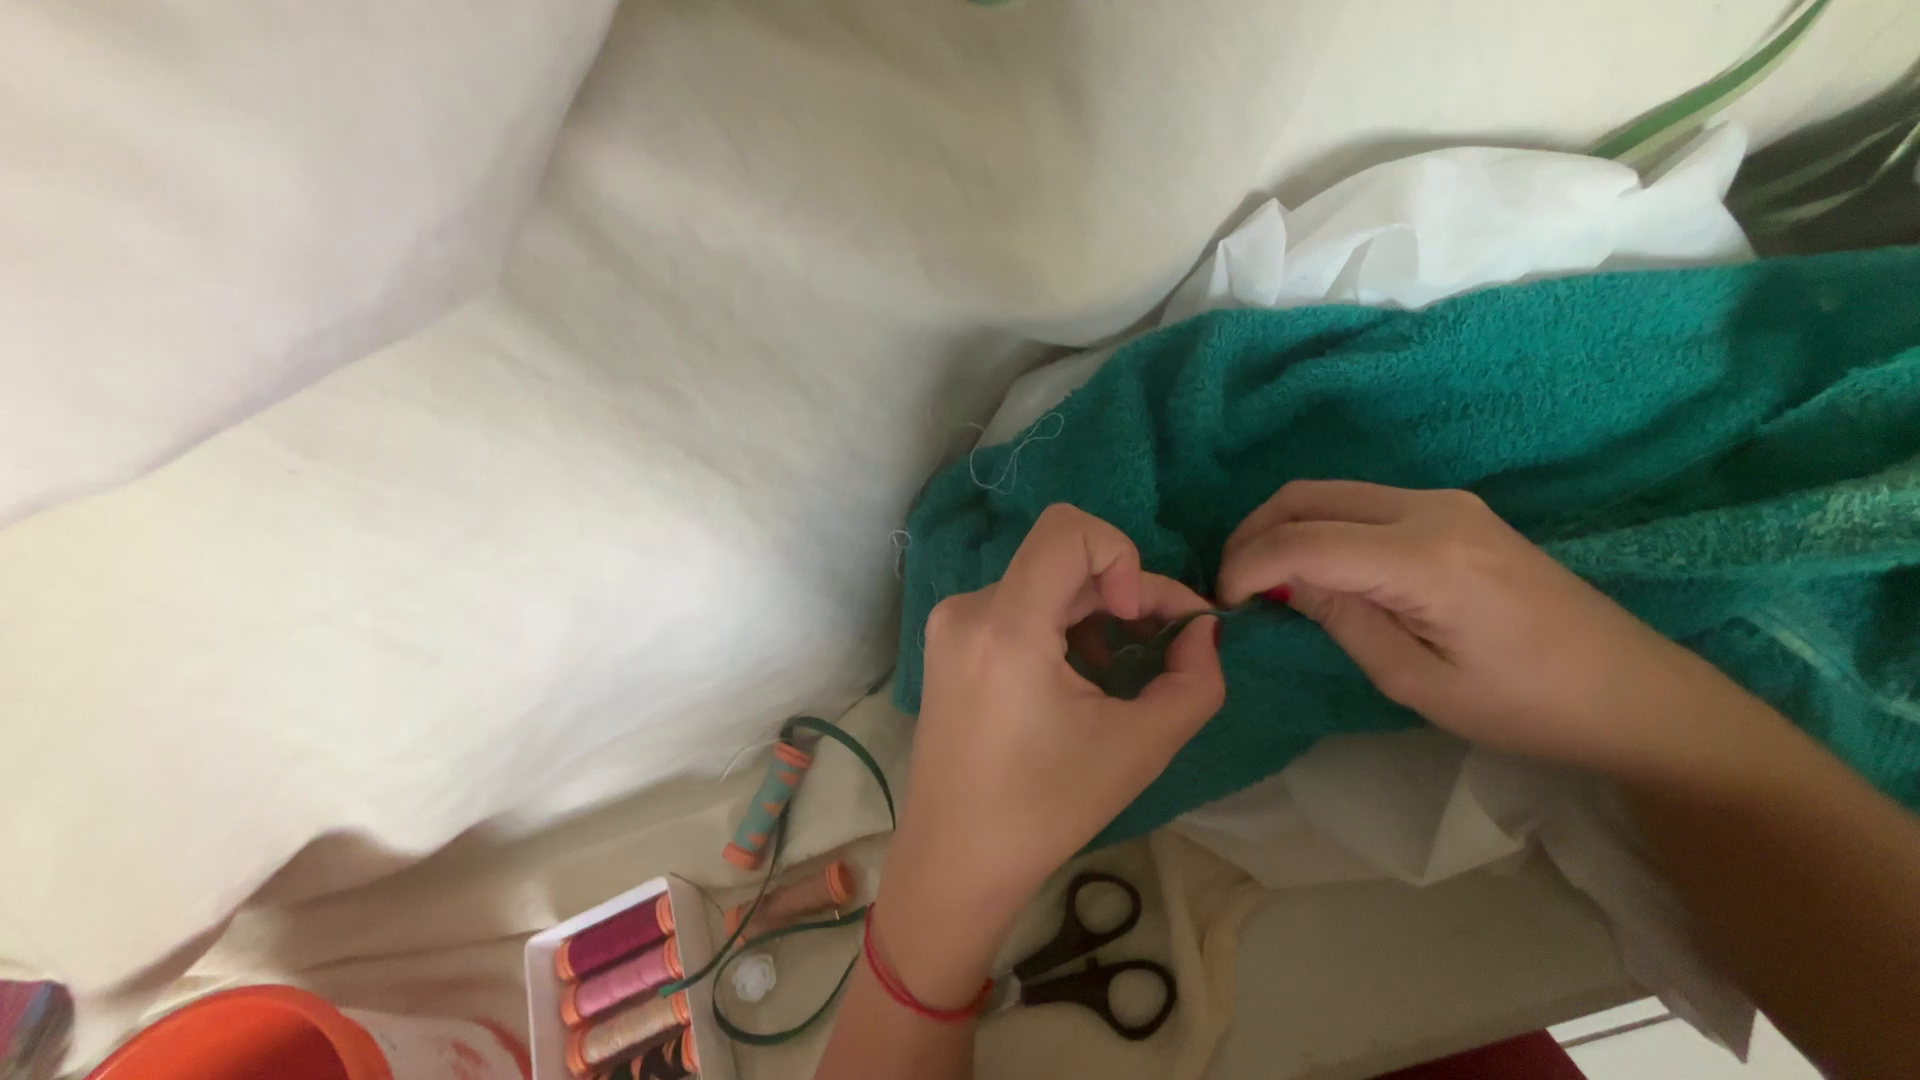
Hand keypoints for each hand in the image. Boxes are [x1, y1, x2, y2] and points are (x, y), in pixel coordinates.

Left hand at [877, 504, 1224, 1003]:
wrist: (955, 860)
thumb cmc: (1045, 810)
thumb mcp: (1140, 747)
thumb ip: (1194, 681)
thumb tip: (1202, 634)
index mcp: (1006, 627)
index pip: (1068, 529)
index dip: (1122, 556)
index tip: (1135, 619)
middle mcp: (968, 610)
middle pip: (1063, 560)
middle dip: (1124, 592)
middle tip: (1163, 647)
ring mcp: (951, 626)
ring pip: (1043, 583)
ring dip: (1094, 612)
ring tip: (1119, 673)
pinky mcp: (949, 644)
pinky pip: (1017, 606)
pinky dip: (1060, 626)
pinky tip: (1078, 678)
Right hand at [1216, 480, 1739, 775]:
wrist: (1636, 695)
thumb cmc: (1525, 707)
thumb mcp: (1414, 680)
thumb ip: (1340, 618)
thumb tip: (1280, 584)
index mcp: (1424, 555)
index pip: (1302, 540)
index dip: (1247, 566)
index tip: (1221, 605)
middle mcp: (1432, 507)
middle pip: (1307, 495)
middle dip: (1254, 535)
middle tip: (1232, 588)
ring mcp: (1447, 502)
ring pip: (1330, 493)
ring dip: (1284, 528)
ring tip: (1264, 582)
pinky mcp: (1455, 511)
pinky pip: (1360, 504)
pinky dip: (1319, 528)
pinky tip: (1313, 570)